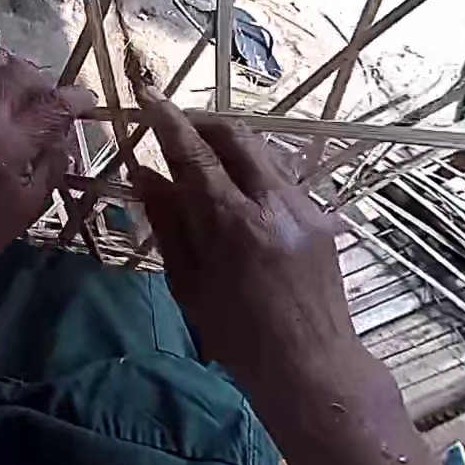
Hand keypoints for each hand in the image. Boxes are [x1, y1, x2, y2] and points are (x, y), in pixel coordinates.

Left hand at [0, 50, 94, 280]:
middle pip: (22, 71)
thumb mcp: (30, 204)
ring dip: (12, 74)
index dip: (78, 99)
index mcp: (4, 145)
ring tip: (18, 100)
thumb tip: (66, 129)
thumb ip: (54, 160)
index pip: (52, 103)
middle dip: (45, 84)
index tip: (86, 103)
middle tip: (49, 107)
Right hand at [130, 88, 352, 397]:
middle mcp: (274, 204)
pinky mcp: (321, 214)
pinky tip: (235, 189)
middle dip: (200, 121)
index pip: (195, 154)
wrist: (313, 368)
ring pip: (260, 149)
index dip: (167, 120)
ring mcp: (304, 206)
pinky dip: (248, 167)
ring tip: (200, 156)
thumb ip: (168, 221)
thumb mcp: (188, 282)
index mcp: (234, 225)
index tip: (148, 95)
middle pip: (235, 135)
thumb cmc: (238, 335)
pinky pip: (277, 173)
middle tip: (174, 127)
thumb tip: (144, 173)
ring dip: (226, 142)